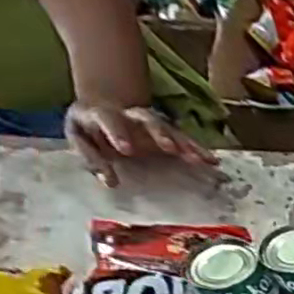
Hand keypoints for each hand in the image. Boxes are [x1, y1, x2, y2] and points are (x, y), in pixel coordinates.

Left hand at [65, 102, 217, 187]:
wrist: (104, 112)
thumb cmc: (91, 131)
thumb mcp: (81, 140)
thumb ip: (91, 159)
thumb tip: (110, 182)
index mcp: (101, 114)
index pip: (108, 119)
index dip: (117, 132)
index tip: (127, 150)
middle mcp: (130, 115)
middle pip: (147, 119)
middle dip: (159, 133)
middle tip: (171, 148)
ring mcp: (151, 124)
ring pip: (169, 129)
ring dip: (185, 144)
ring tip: (201, 160)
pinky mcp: (167, 133)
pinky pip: (185, 141)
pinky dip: (198, 151)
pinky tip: (212, 161)